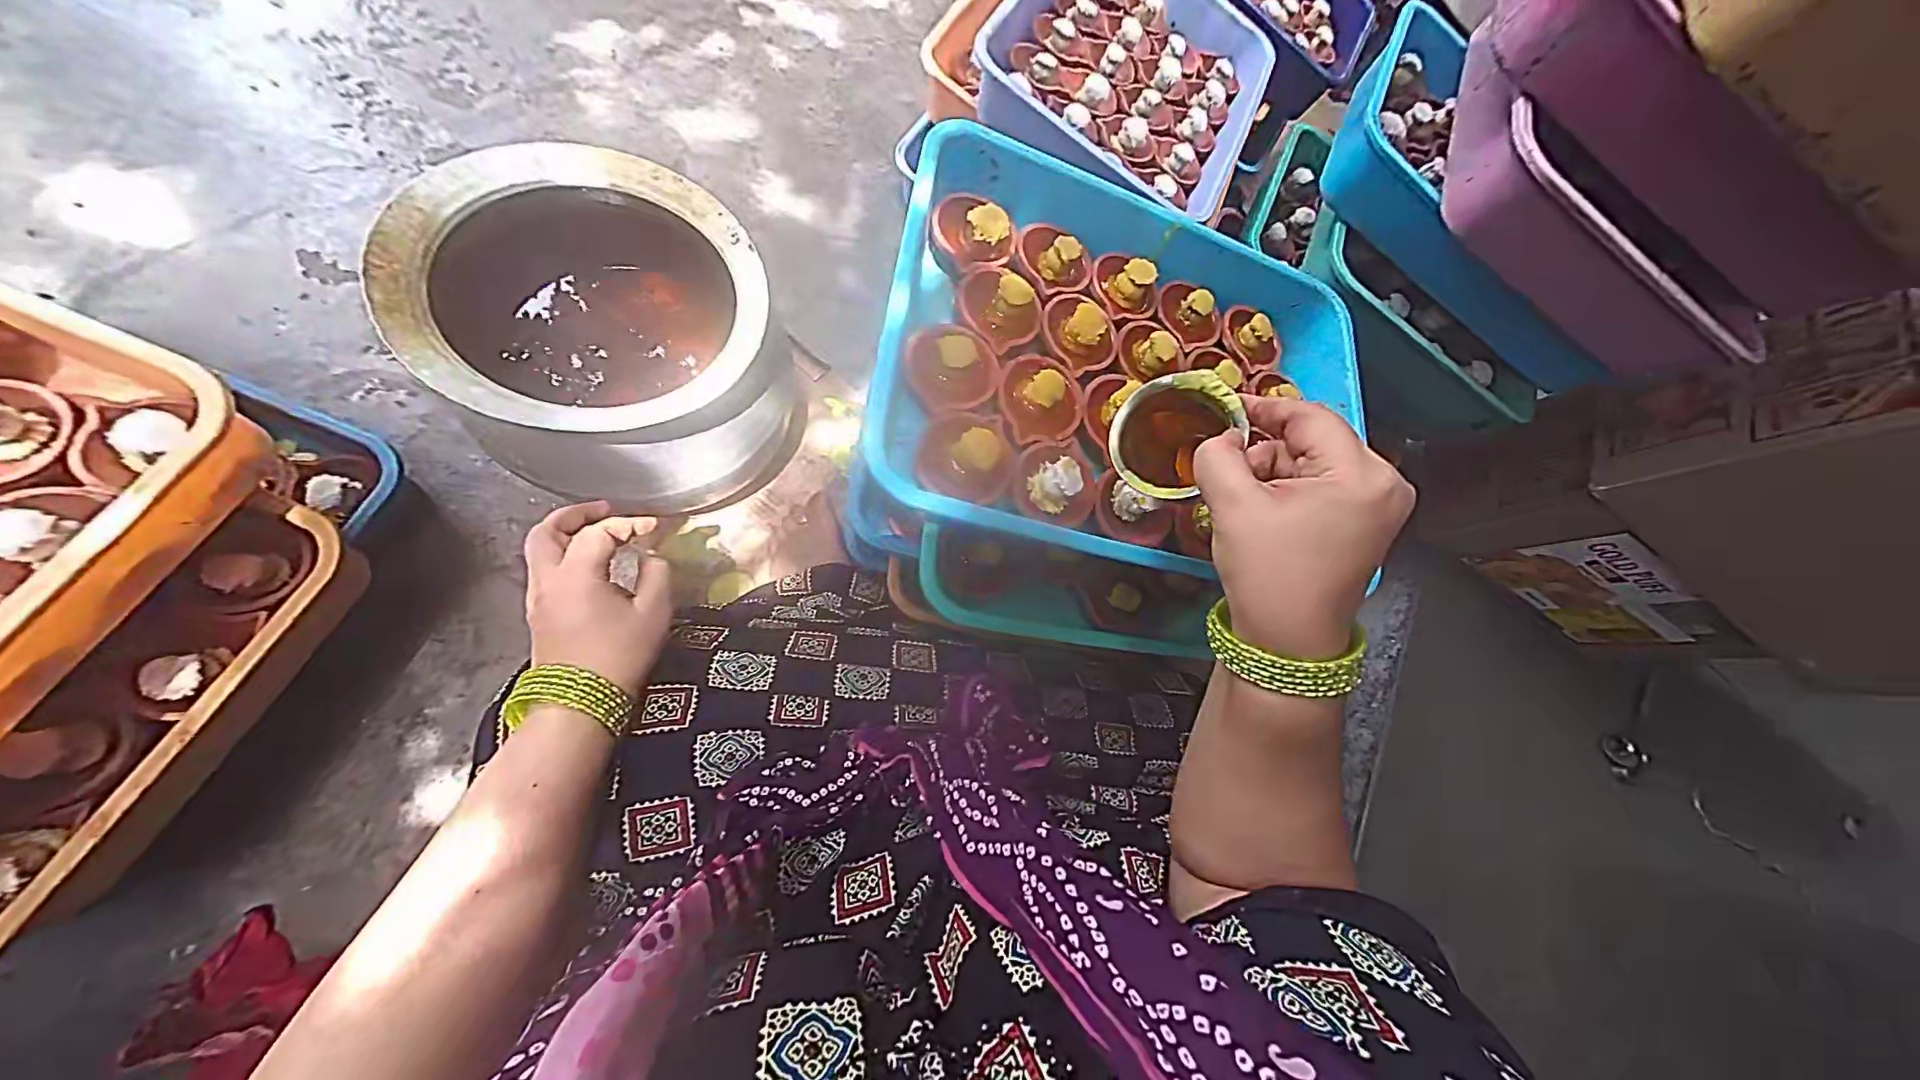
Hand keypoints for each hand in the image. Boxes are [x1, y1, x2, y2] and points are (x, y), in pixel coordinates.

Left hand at [522, 501, 672, 697]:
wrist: (581, 702)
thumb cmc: (620, 655)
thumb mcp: (653, 613)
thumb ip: (656, 575)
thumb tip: (651, 557)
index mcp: (575, 575)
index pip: (599, 532)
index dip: (629, 523)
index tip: (655, 528)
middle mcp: (548, 580)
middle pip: (547, 531)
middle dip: (577, 514)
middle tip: (607, 511)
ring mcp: (538, 598)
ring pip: (540, 550)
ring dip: (567, 533)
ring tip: (598, 533)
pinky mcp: (539, 614)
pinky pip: (546, 569)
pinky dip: (565, 554)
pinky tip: (592, 563)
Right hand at [1192, 397, 1413, 658]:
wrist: (1288, 641)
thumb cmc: (1269, 576)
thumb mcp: (1232, 505)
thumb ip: (1218, 454)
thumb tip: (1223, 436)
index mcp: (1363, 475)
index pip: (1309, 416)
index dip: (1262, 409)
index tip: (1226, 411)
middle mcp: (1384, 483)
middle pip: (1312, 439)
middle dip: (1265, 453)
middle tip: (1232, 479)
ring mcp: (1379, 505)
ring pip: (1313, 462)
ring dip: (1273, 474)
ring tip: (1248, 508)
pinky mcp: (1364, 522)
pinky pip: (1321, 485)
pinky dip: (1287, 491)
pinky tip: (1265, 517)